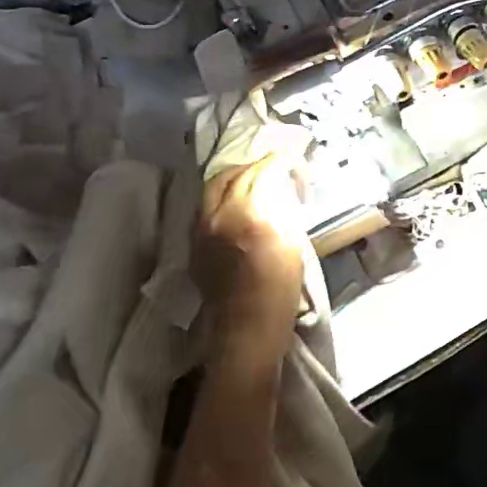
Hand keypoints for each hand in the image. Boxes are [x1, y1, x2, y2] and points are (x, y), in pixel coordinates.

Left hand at [198, 156, 306, 347]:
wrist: (246, 327)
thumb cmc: (279, 288)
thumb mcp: (292, 241)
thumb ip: (282, 209)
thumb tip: (280, 187)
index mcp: (250, 214)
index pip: (261, 173)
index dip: (276, 162)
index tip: (287, 158)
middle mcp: (220, 215)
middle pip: (232, 175)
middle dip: (251, 166)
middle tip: (267, 165)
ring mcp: (202, 229)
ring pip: (213, 189)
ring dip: (233, 178)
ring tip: (249, 180)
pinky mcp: (194, 243)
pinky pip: (206, 208)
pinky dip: (221, 198)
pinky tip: (234, 204)